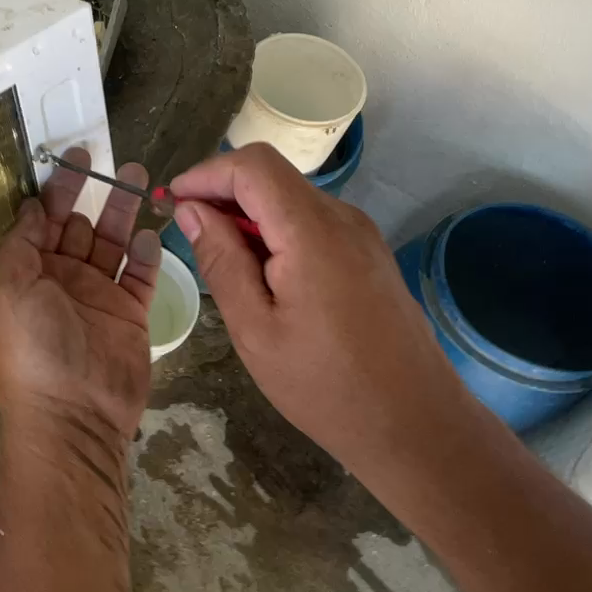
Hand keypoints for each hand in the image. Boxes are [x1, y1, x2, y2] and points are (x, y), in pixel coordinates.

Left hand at [0, 147, 159, 443]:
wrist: (74, 417)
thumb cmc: (34, 350)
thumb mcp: (10, 292)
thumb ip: (20, 245)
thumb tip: (28, 206)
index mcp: (28, 274)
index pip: (42, 220)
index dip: (56, 189)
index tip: (74, 158)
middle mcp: (62, 280)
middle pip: (79, 226)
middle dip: (91, 193)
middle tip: (109, 159)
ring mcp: (98, 297)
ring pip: (113, 244)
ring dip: (123, 212)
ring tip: (138, 178)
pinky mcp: (130, 315)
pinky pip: (140, 276)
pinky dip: (146, 253)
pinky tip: (151, 231)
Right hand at [167, 143, 472, 468]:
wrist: (418, 426)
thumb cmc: (326, 387)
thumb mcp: (255, 329)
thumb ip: (220, 260)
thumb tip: (192, 210)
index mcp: (312, 231)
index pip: (252, 166)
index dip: (206, 174)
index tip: (173, 201)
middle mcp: (342, 218)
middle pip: (271, 176)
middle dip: (222, 193)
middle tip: (188, 232)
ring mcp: (361, 234)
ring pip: (289, 197)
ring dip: (247, 215)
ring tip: (220, 259)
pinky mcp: (368, 253)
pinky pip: (311, 221)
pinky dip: (275, 231)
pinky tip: (261, 273)